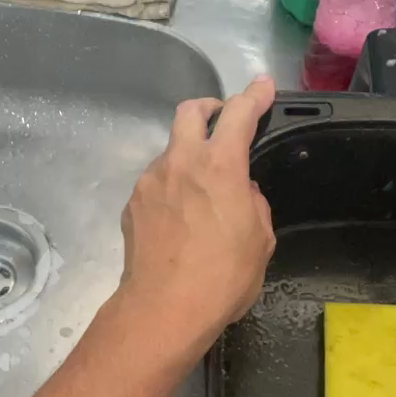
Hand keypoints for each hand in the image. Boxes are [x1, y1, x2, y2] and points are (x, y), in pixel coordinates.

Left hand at [114, 76, 276, 347]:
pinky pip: (156, 183)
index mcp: (220, 167)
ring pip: (170, 150)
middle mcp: (181, 163)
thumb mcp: (260, 241)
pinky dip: (171, 187)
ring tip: (201, 189)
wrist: (164, 310)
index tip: (263, 86)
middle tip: (223, 120)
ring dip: (188, 155)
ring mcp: (151, 182)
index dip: (255, 96)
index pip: (240, 114)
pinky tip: (179, 218)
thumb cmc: (223, 278)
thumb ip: (254, 205)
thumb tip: (243, 192)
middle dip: (210, 108)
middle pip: (190, 112)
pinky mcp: (133, 205)